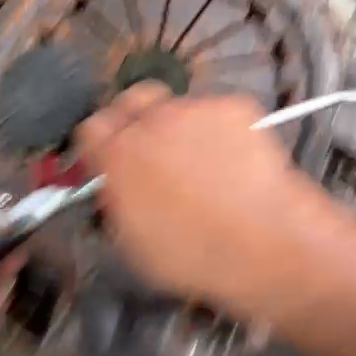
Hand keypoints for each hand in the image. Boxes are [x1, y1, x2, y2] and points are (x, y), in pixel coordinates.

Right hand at [73, 83, 341, 316]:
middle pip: (132, 100)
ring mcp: (197, 106)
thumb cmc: (193, 254)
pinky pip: (217, 112)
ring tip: (203, 162)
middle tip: (150, 148)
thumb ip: (117, 199)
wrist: (263, 239)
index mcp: (120, 154)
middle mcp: (154, 119)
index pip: (91, 127)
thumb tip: (115, 182)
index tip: (107, 155)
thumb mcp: (134, 241)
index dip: (99, 142)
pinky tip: (233, 158)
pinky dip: (220, 129)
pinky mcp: (235, 104)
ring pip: (178, 106)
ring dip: (181, 126)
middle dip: (134, 119)